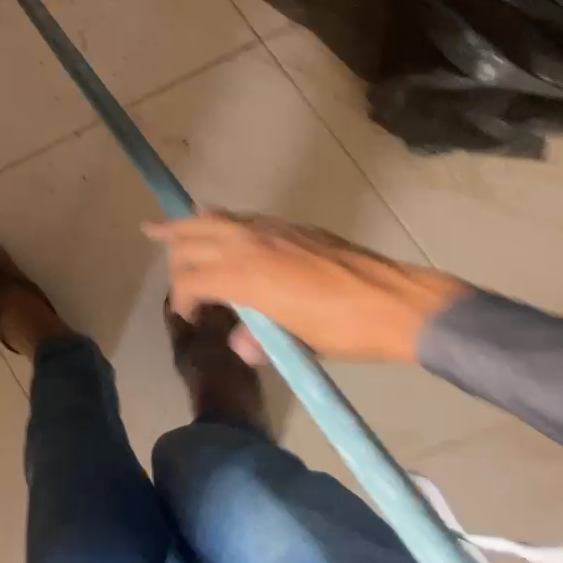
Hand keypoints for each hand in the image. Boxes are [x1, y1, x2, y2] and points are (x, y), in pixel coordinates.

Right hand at [144, 211, 470, 363]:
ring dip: (181, 227)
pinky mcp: (286, 226)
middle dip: (175, 263)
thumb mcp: (302, 344)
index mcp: (243, 277)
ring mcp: (265, 230)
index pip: (190, 282)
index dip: (182, 300)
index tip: (190, 317)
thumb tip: (241, 345)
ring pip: (206, 221)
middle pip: (188, 244)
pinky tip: (210, 220)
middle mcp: (245, 246)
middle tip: (176, 281)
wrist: (403, 305)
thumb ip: (261, 341)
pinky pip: (236, 217)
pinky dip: (214, 219)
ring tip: (158, 229)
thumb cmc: (348, 330)